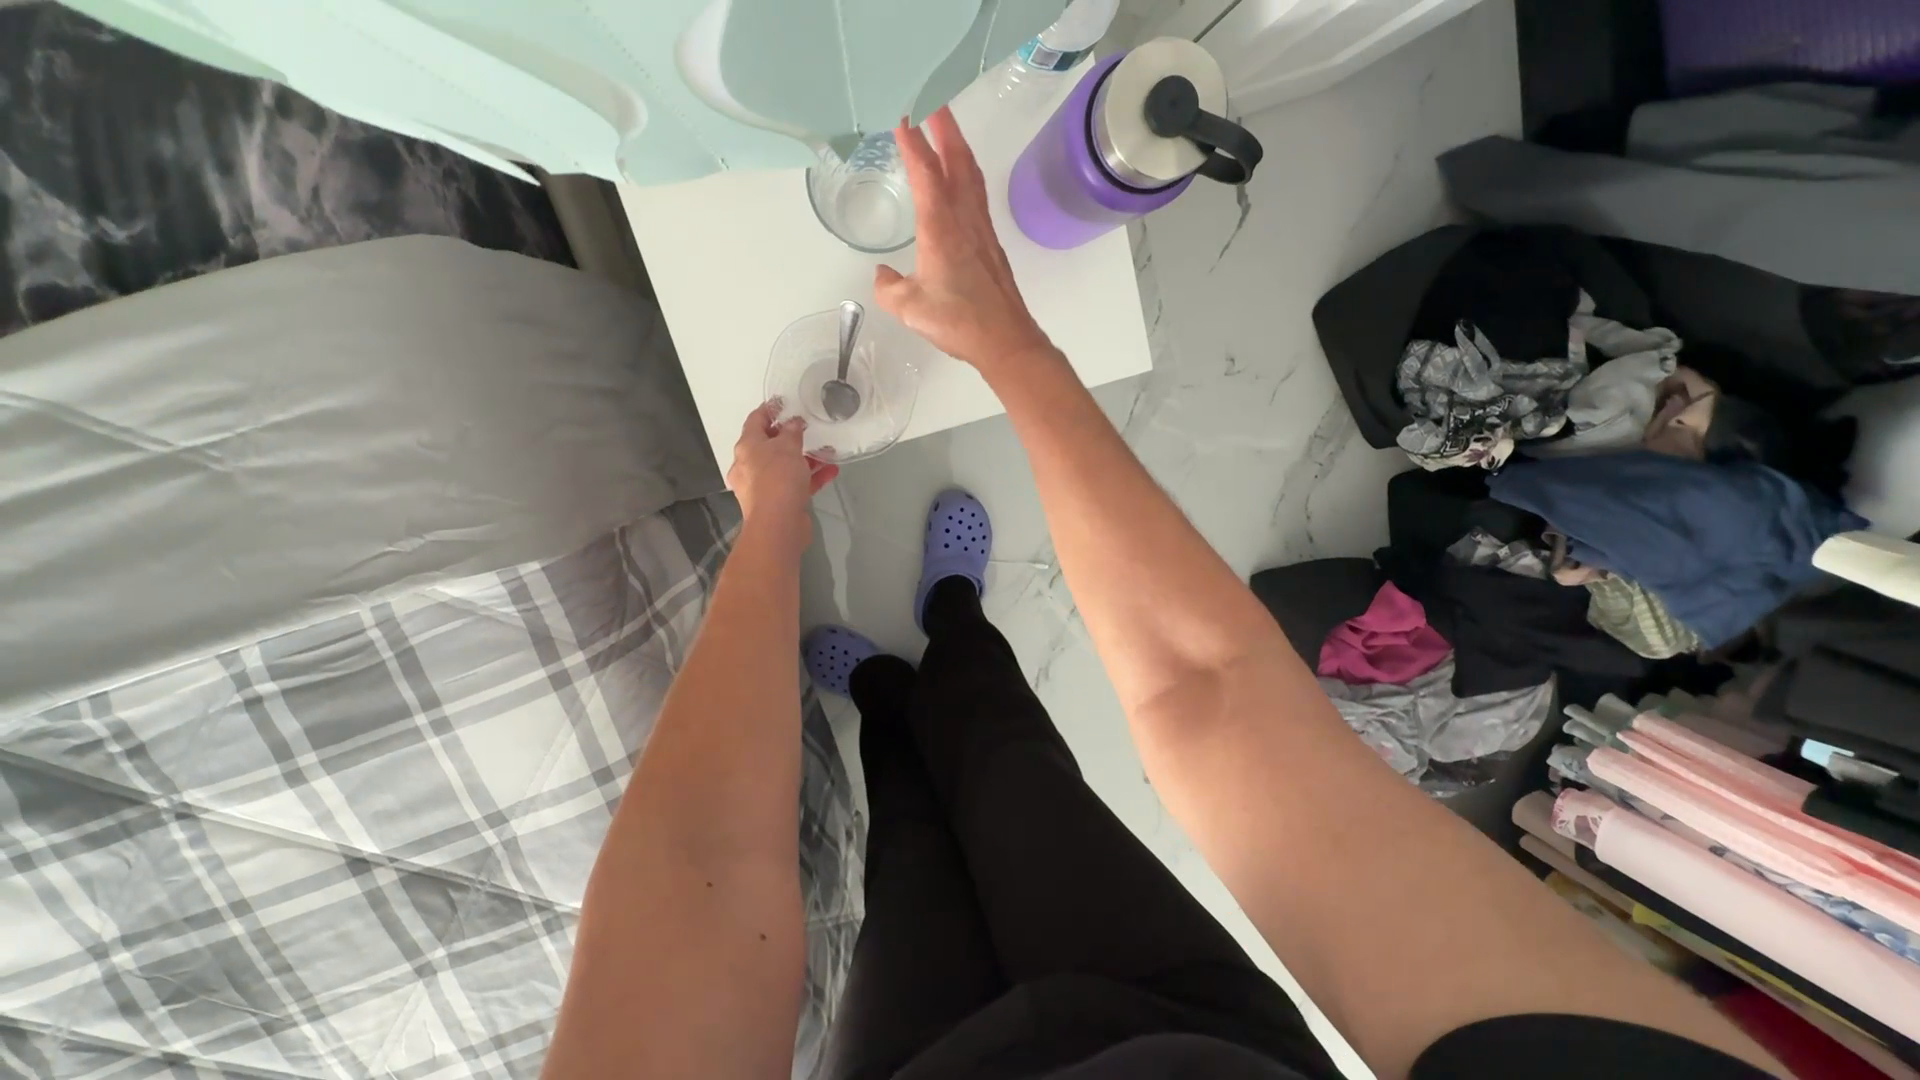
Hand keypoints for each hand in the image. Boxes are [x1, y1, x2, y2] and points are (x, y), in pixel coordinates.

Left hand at [727, 402, 838, 548]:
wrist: (778, 525)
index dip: (769, 410)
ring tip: (827, 451)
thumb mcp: (787, 447)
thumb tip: (793, 423)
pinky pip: (796, 484)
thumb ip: (791, 432)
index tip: (784, 403)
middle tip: (809, 428)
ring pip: (786, 466)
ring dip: (806, 458)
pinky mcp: (779, 502)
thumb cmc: (777, 479)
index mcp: (747, 448)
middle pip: (770, 446)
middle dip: (791, 437)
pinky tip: (831, 471)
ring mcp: (764, 486)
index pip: (755, 421)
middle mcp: (751, 466)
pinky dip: (812, 477)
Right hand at [876, 108, 1053, 374]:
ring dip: (958, 146)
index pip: (926, 173)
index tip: (902, 114)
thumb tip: (883, 275)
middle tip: (931, 98)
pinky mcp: (990, 244)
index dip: (913, 142)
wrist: (1005, 339)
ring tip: (946, 127)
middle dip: (943, 126)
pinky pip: (976, 195)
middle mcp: (964, 220)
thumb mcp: (910, 308)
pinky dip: (966, 173)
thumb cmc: (958, 322)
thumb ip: (890, 287)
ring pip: (970, 175)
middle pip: (956, 160)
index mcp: (941, 227)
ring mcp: (981, 230)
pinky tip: (961, 177)